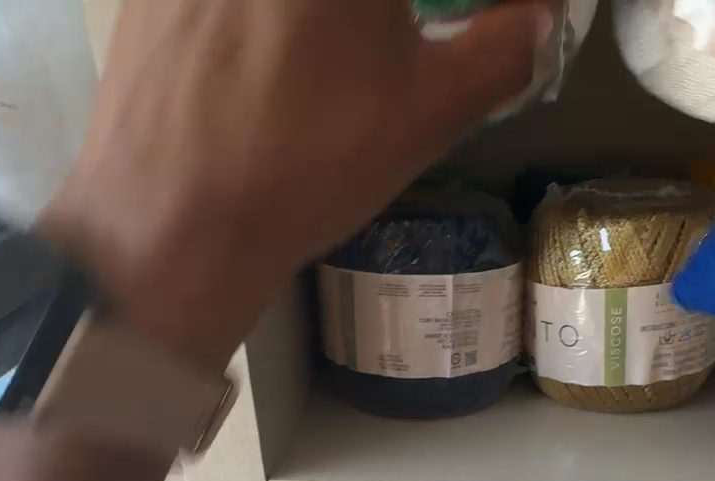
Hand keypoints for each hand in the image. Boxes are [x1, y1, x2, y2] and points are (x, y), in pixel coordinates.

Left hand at [40, 0, 552, 365]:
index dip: (452, 5)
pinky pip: (229, 4)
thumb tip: (540, 18)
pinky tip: (257, 70)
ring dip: (319, 29)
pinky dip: (259, 25)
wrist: (174, 225)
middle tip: (392, 45)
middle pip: (356, 2)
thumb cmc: (309, 166)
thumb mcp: (424, 116)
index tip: (467, 23)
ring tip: (317, 77)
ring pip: (290, 8)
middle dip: (382, 23)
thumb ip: (499, 52)